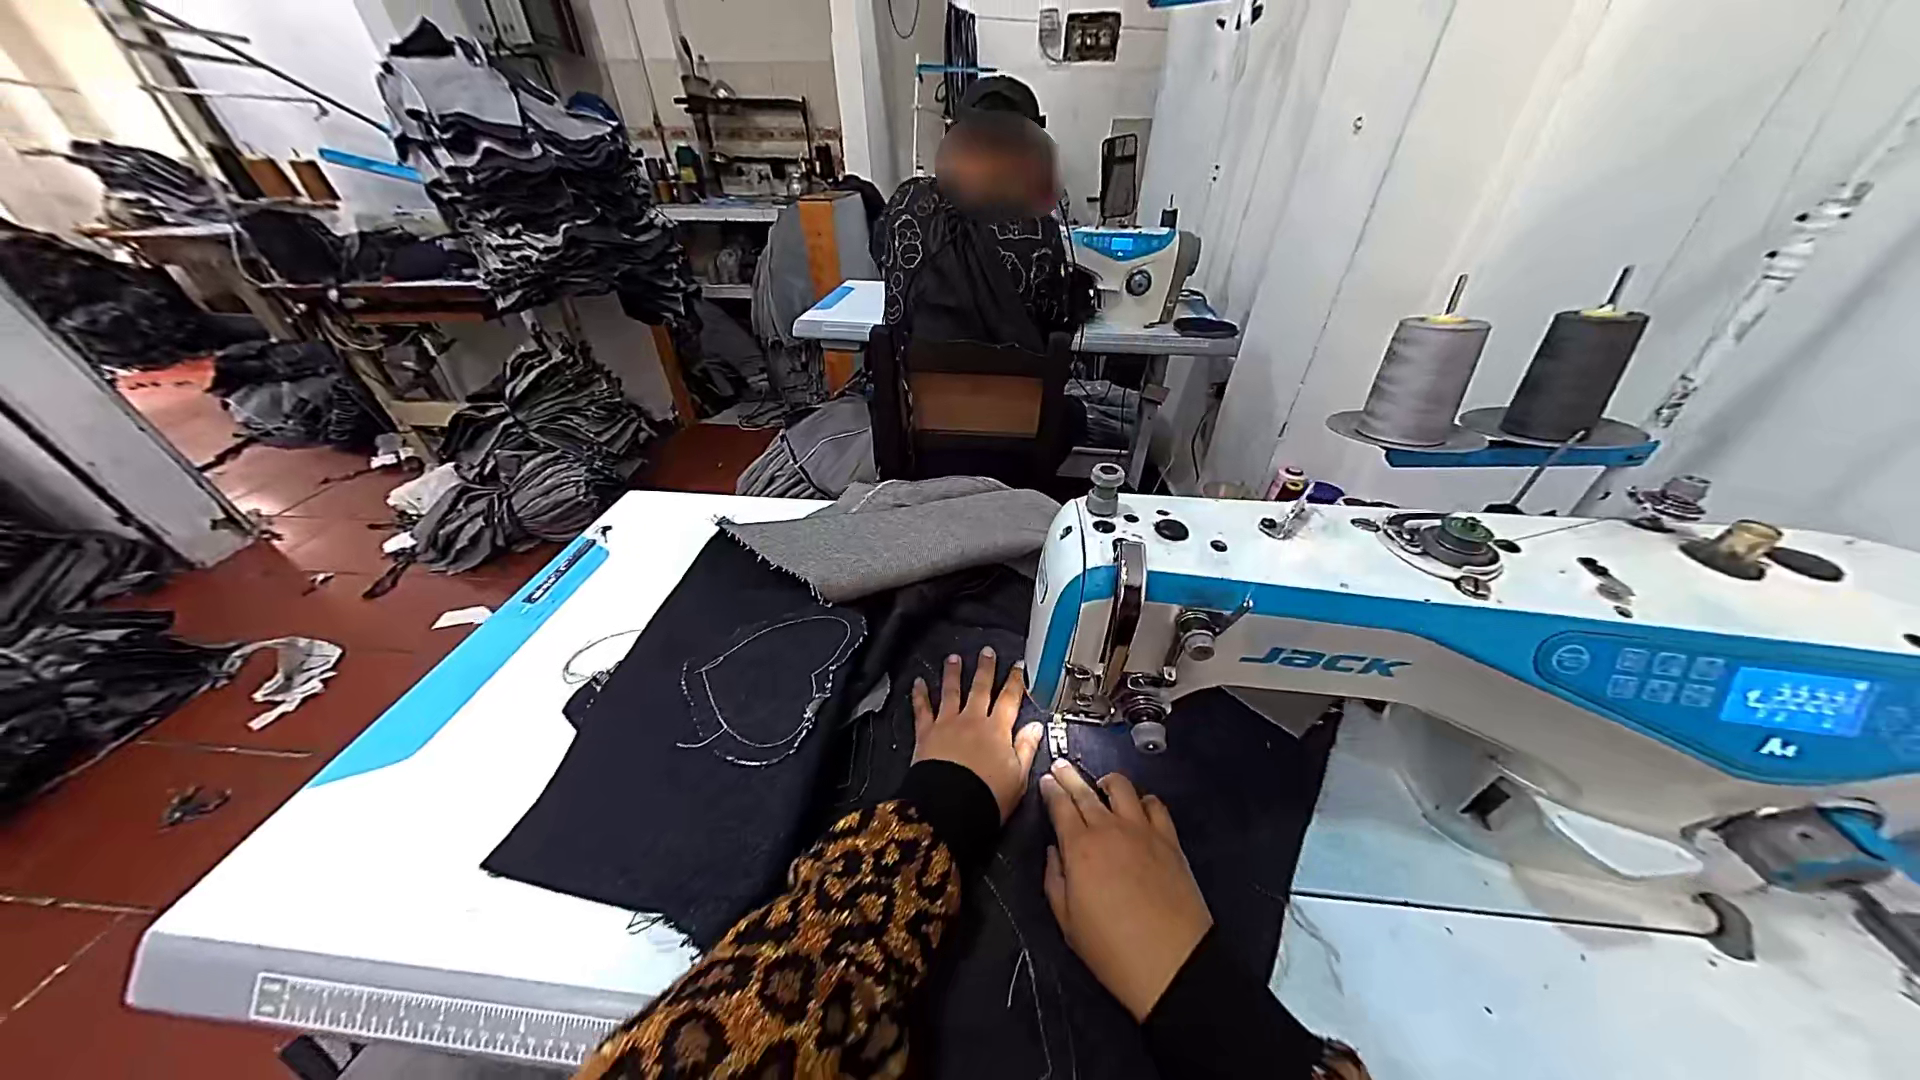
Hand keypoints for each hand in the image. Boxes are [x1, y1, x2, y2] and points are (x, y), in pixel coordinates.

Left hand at [912, 647, 1044, 821]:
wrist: (950, 808)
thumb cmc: (988, 797)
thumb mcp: (1018, 777)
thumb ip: (1026, 748)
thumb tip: (1036, 727)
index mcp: (997, 730)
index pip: (1009, 699)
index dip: (1015, 681)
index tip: (1019, 666)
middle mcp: (972, 720)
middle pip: (980, 688)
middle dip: (985, 669)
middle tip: (987, 651)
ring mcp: (947, 724)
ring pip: (951, 691)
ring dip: (953, 673)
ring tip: (954, 658)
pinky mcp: (926, 733)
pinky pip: (922, 709)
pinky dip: (920, 694)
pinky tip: (918, 682)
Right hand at [1040, 762, 1211, 1021]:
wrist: (1173, 965)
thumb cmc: (1112, 949)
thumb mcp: (1067, 922)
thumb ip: (1054, 879)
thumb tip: (1055, 852)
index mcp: (1079, 847)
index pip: (1060, 804)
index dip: (1051, 789)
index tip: (1046, 781)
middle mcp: (1109, 828)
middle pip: (1085, 790)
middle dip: (1069, 775)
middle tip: (1061, 767)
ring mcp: (1142, 830)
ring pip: (1121, 787)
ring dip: (1106, 783)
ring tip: (1101, 786)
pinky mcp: (1169, 839)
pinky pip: (1155, 805)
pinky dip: (1143, 801)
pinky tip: (1139, 808)